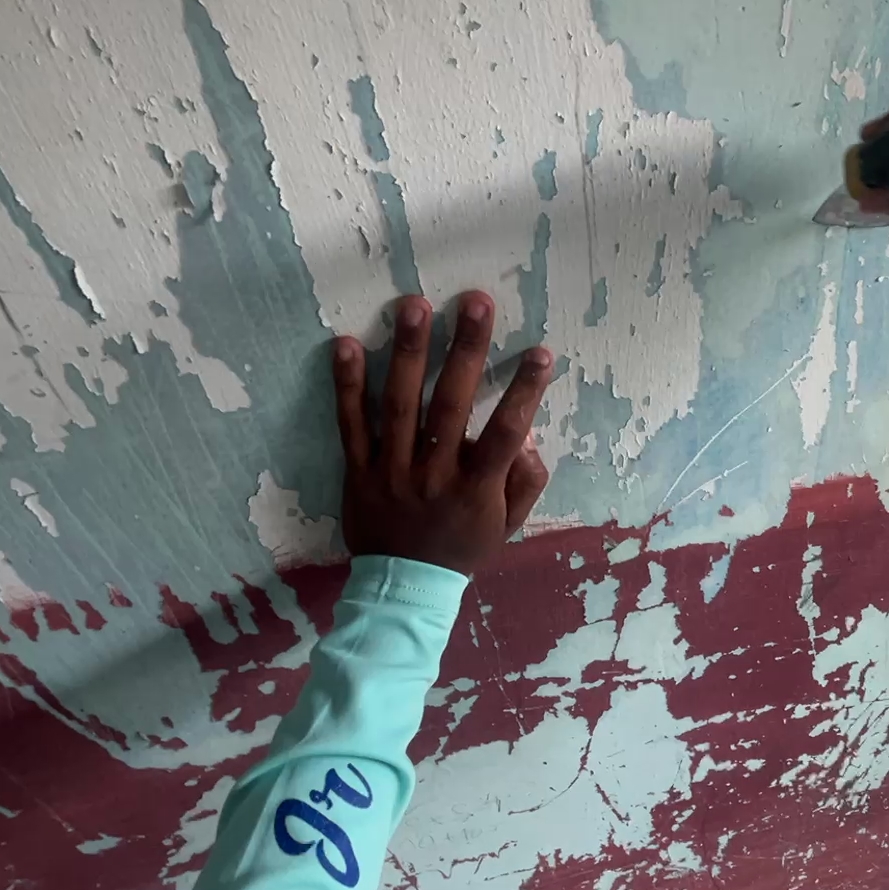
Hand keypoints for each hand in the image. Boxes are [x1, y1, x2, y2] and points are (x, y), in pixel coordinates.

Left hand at [333, 293, 552, 574]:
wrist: (404, 587)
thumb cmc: (463, 546)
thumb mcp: (509, 525)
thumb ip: (526, 481)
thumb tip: (528, 435)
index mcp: (476, 488)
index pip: (506, 433)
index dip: (525, 391)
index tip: (541, 351)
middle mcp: (434, 474)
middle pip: (451, 406)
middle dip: (466, 351)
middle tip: (476, 303)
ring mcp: (391, 469)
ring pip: (400, 405)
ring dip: (409, 353)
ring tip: (414, 305)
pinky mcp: (357, 469)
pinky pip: (350, 424)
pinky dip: (347, 384)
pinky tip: (347, 344)